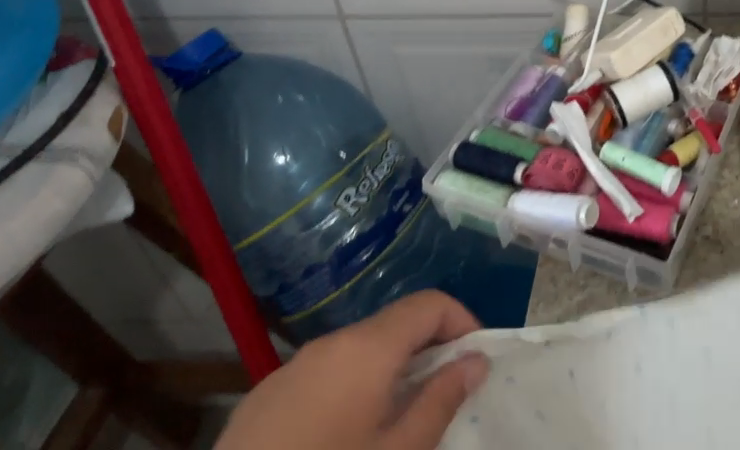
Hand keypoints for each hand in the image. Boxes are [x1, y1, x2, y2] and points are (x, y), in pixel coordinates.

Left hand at [216, 291, 488, 449]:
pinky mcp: (262, 398)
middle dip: (428, 351)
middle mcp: (329, 343)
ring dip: (389, 373)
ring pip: (357, 353)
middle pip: (394, 326)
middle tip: (447, 395)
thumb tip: (475, 360)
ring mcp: (290, 368)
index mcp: (367, 347)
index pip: (430, 303)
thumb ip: (441, 401)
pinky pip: (323, 377)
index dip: (463, 323)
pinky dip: (349, 390)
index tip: (476, 363)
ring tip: (398, 420)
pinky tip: (344, 435)